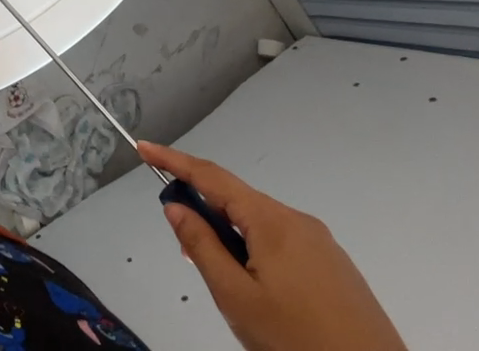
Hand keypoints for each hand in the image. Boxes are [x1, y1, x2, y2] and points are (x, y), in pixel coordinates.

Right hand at [139, 142, 405, 350]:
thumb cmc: (297, 340)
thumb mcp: (235, 297)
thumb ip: (201, 246)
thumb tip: (177, 207)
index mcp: (272, 221)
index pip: (211, 176)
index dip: (173, 160)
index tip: (143, 148)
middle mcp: (299, 222)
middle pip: (237, 200)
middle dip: (204, 212)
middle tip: (183, 246)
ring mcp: (322, 244)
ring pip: (259, 224)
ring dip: (231, 237)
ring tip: (223, 280)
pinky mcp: (335, 268)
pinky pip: (282, 242)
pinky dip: (256, 250)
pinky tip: (256, 287)